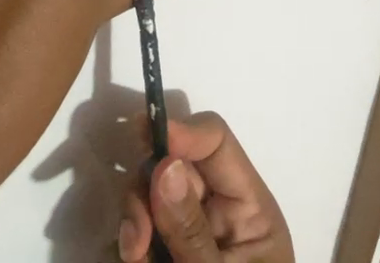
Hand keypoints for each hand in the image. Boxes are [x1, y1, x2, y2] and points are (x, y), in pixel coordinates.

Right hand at [119, 113, 294, 262]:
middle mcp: (218, 205)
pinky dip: (130, 239)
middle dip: (144, 190)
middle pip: (169, 162)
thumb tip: (164, 164)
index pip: (216, 140)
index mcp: (249, 206)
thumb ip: (191, 229)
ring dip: (133, 219)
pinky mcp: (166, 244)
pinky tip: (135, 260)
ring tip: (136, 259)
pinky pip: (138, 221)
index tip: (141, 133)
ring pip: (146, 190)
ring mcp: (190, 224)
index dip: (180, 130)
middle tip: (137, 239)